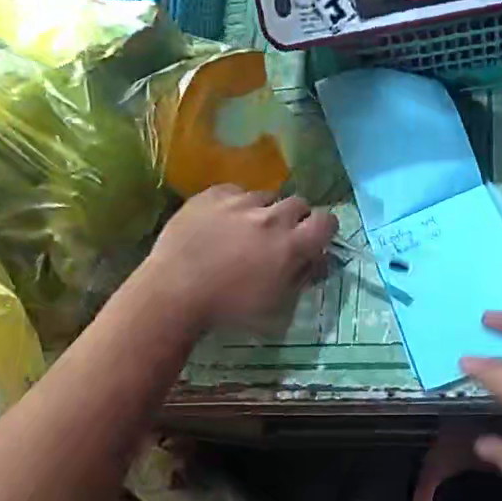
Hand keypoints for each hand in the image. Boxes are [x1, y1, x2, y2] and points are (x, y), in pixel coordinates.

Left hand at [137, 185, 336, 330]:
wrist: (174, 293)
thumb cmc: (230, 308)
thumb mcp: (277, 304)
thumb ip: (303, 277)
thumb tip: (318, 259)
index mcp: (292, 244)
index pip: (327, 221)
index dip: (323, 230)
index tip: (313, 240)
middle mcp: (271, 216)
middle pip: (299, 203)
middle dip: (295, 218)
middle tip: (278, 238)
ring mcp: (240, 201)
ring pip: (265, 196)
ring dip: (264, 211)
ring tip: (245, 230)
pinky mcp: (212, 195)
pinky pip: (235, 192)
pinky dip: (235, 204)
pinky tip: (221, 222)